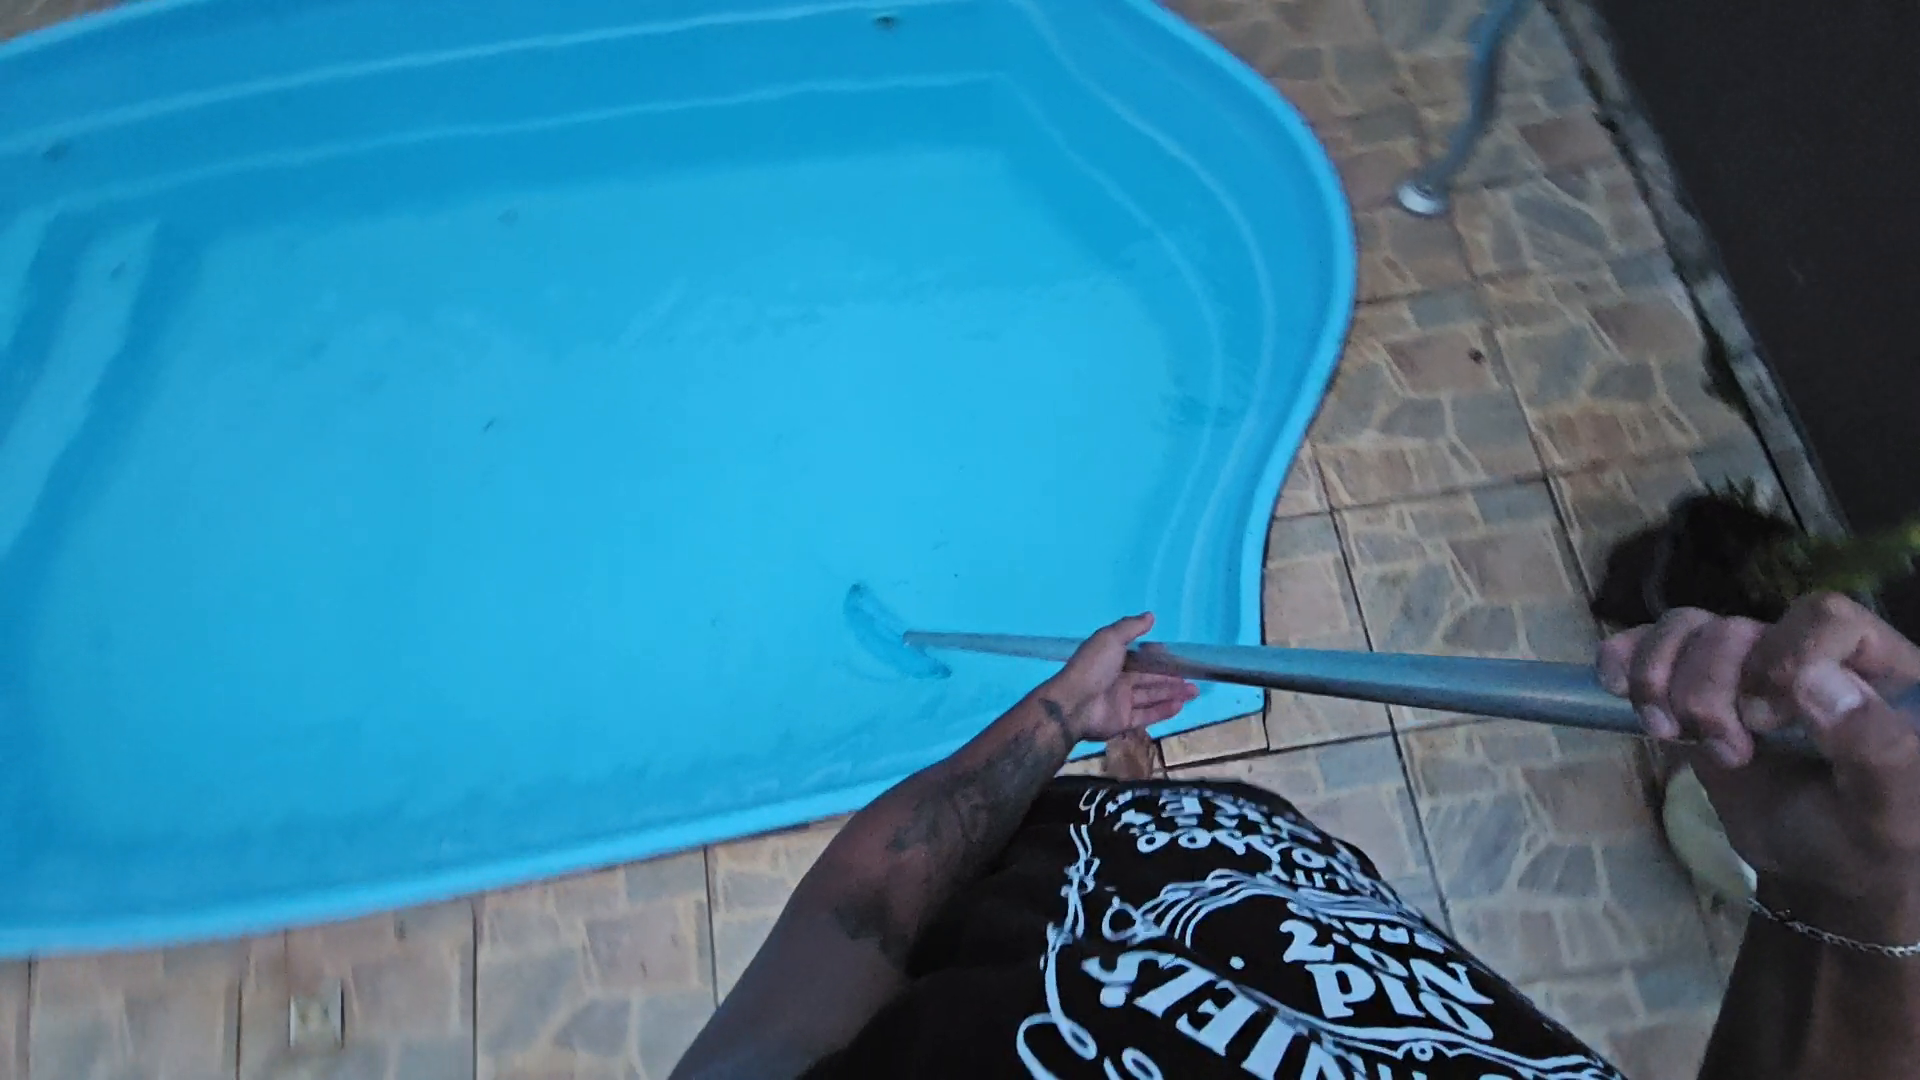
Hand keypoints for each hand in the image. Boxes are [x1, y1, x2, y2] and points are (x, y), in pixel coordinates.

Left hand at [1039, 613, 1198, 741]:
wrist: (1074, 703)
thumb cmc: (1093, 667)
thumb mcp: (1110, 638)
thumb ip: (1130, 627)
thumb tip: (1151, 615)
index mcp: (1112, 659)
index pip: (1140, 657)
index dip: (1157, 657)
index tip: (1176, 656)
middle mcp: (1117, 679)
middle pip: (1149, 678)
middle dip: (1171, 677)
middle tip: (1194, 676)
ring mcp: (1120, 701)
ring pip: (1151, 696)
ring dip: (1172, 693)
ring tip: (1195, 691)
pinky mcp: (1123, 721)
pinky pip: (1147, 714)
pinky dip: (1164, 710)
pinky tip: (1180, 705)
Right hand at [1597, 594, 1919, 939]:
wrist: (1811, 863)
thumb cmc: (1867, 842)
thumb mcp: (1889, 811)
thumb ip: (1873, 745)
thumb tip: (1815, 681)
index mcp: (1876, 673)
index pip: (1825, 620)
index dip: (1783, 656)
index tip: (1767, 719)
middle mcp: (1802, 655)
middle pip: (1732, 629)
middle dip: (1706, 691)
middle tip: (1723, 750)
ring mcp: (1738, 666)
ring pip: (1681, 629)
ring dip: (1656, 681)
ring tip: (1666, 733)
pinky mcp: (1683, 680)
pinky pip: (1639, 641)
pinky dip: (1618, 659)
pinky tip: (1617, 693)